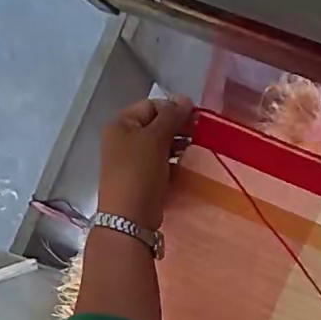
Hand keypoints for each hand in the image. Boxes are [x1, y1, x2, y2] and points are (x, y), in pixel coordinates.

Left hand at [98, 96, 192, 231]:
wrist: (129, 219)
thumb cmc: (139, 173)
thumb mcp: (155, 139)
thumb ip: (171, 116)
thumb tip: (185, 100)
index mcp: (121, 123)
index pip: (152, 105)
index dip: (174, 109)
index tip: (196, 119)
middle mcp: (123, 139)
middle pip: (155, 125)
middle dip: (177, 128)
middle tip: (199, 135)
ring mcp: (131, 161)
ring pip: (159, 145)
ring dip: (177, 146)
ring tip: (194, 150)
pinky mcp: (141, 180)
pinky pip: (160, 164)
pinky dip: (173, 163)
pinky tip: (186, 166)